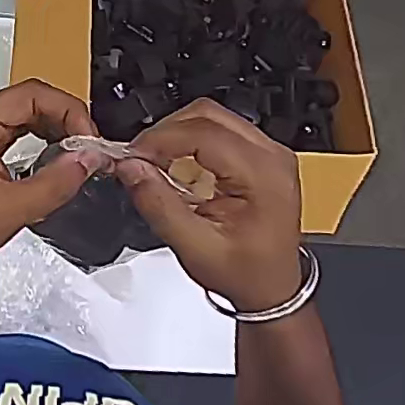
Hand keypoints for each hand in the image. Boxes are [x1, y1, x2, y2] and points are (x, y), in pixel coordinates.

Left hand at [0, 79, 102, 270]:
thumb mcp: (15, 207)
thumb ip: (57, 181)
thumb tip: (88, 159)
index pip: (33, 95)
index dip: (68, 110)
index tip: (87, 135)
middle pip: (32, 99)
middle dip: (65, 119)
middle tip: (87, 144)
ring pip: (28, 113)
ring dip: (56, 128)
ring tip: (77, 151)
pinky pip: (19, 129)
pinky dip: (43, 138)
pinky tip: (57, 155)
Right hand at [115, 99, 303, 310]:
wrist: (271, 289)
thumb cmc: (246, 274)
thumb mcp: (194, 247)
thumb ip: (159, 205)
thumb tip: (131, 169)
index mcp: (264, 176)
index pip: (204, 134)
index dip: (161, 139)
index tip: (133, 155)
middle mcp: (272, 156)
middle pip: (208, 116)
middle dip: (166, 133)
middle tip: (139, 159)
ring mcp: (269, 152)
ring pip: (212, 118)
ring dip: (177, 136)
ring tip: (156, 165)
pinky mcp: (260, 155)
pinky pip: (220, 131)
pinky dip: (191, 143)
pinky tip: (178, 168)